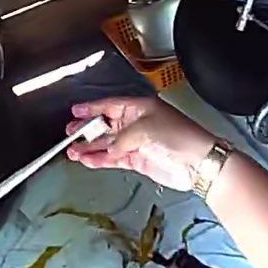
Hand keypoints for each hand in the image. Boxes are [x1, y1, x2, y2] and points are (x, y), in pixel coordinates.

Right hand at [65, 97, 217, 191]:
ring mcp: (135, 142)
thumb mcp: (143, 130)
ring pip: (106, 144)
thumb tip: (106, 148)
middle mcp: (135, 123)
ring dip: (89, 148)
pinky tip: (87, 160)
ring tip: (72, 151)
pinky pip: (112, 158)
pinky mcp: (137, 159)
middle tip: (70, 133)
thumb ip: (119, 139)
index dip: (91, 108)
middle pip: (104, 125)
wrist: (197, 162)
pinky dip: (99, 160)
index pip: (109, 105)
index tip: (75, 111)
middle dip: (86, 129)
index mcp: (138, 107)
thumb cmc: (178, 136)